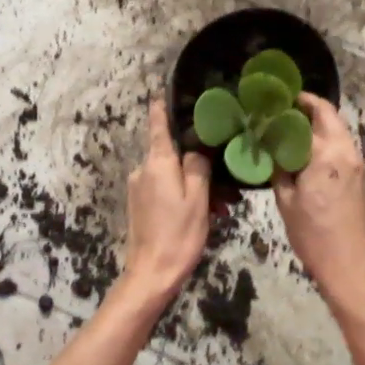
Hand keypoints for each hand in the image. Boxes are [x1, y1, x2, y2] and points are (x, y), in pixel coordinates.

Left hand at [117, 98, 211, 302]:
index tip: (164, 90)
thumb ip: (197, 168)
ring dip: (195, 187)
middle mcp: (143, 170)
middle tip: (226, 186)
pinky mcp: (140, 206)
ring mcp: (139, 189)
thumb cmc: (178, 234)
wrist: (151, 274)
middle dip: (198, 165)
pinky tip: (205, 216)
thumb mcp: (197, 198)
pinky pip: (165, 191)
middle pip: (172, 155)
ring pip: (172, 176)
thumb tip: (195, 150)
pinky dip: (184, 198)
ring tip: (221, 208)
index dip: (161, 107)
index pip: (157, 125)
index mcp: (157, 164)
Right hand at [273, 93, 364, 321]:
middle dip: (306, 106)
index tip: (268, 104)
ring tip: (288, 127)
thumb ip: (279, 169)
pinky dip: (324, 138)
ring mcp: (355, 161)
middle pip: (328, 114)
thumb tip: (270, 149)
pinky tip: (303, 149)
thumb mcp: (286, 201)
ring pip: (336, 128)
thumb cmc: (312, 234)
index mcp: (326, 154)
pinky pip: (340, 144)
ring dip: (316, 122)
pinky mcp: (358, 174)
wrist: (348, 262)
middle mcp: (345, 150)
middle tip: (281, 108)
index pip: (306, 117)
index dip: (286, 108)